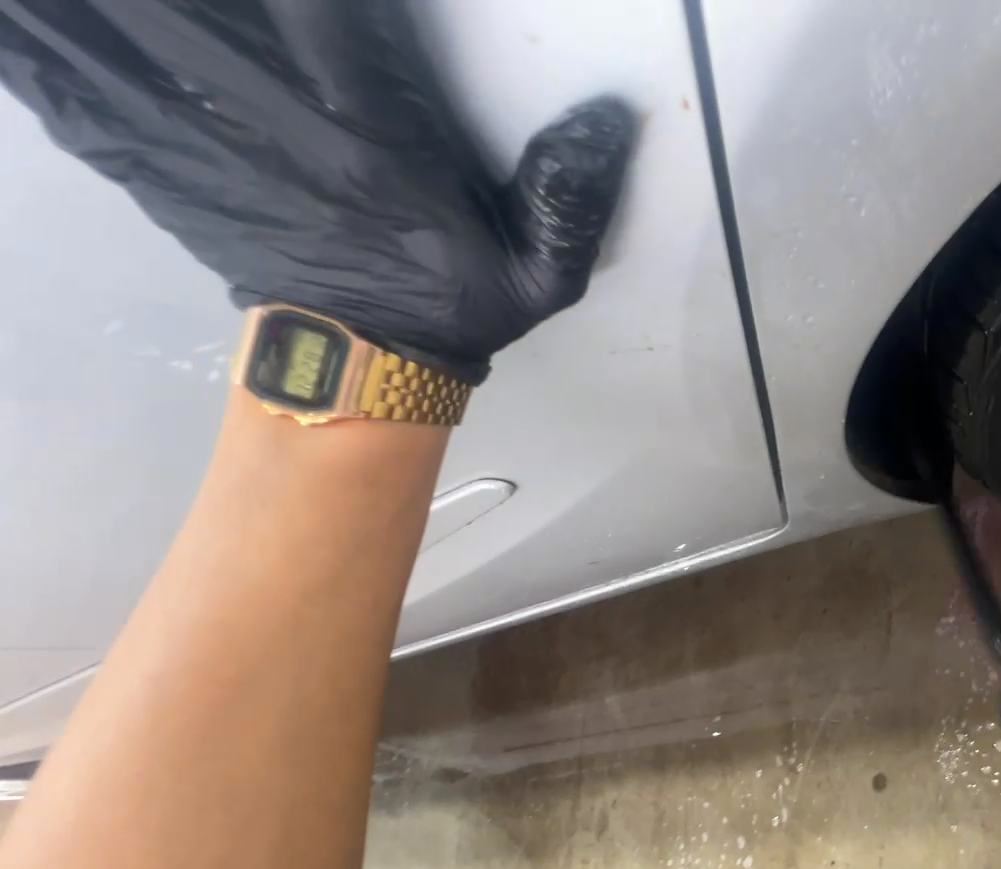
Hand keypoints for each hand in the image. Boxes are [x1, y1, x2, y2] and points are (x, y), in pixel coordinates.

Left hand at [0, 0, 637, 377]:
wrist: (362, 365)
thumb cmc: (450, 308)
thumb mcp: (542, 277)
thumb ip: (571, 204)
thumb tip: (609, 124)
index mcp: (378, 136)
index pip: (337, 17)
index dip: (329, 2)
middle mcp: (280, 117)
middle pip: (207, 8)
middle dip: (212, 2)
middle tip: (245, 8)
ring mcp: (205, 132)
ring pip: (122, 26)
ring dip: (113, 17)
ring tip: (140, 16)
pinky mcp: (155, 153)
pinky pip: (61, 75)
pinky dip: (43, 45)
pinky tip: (46, 31)